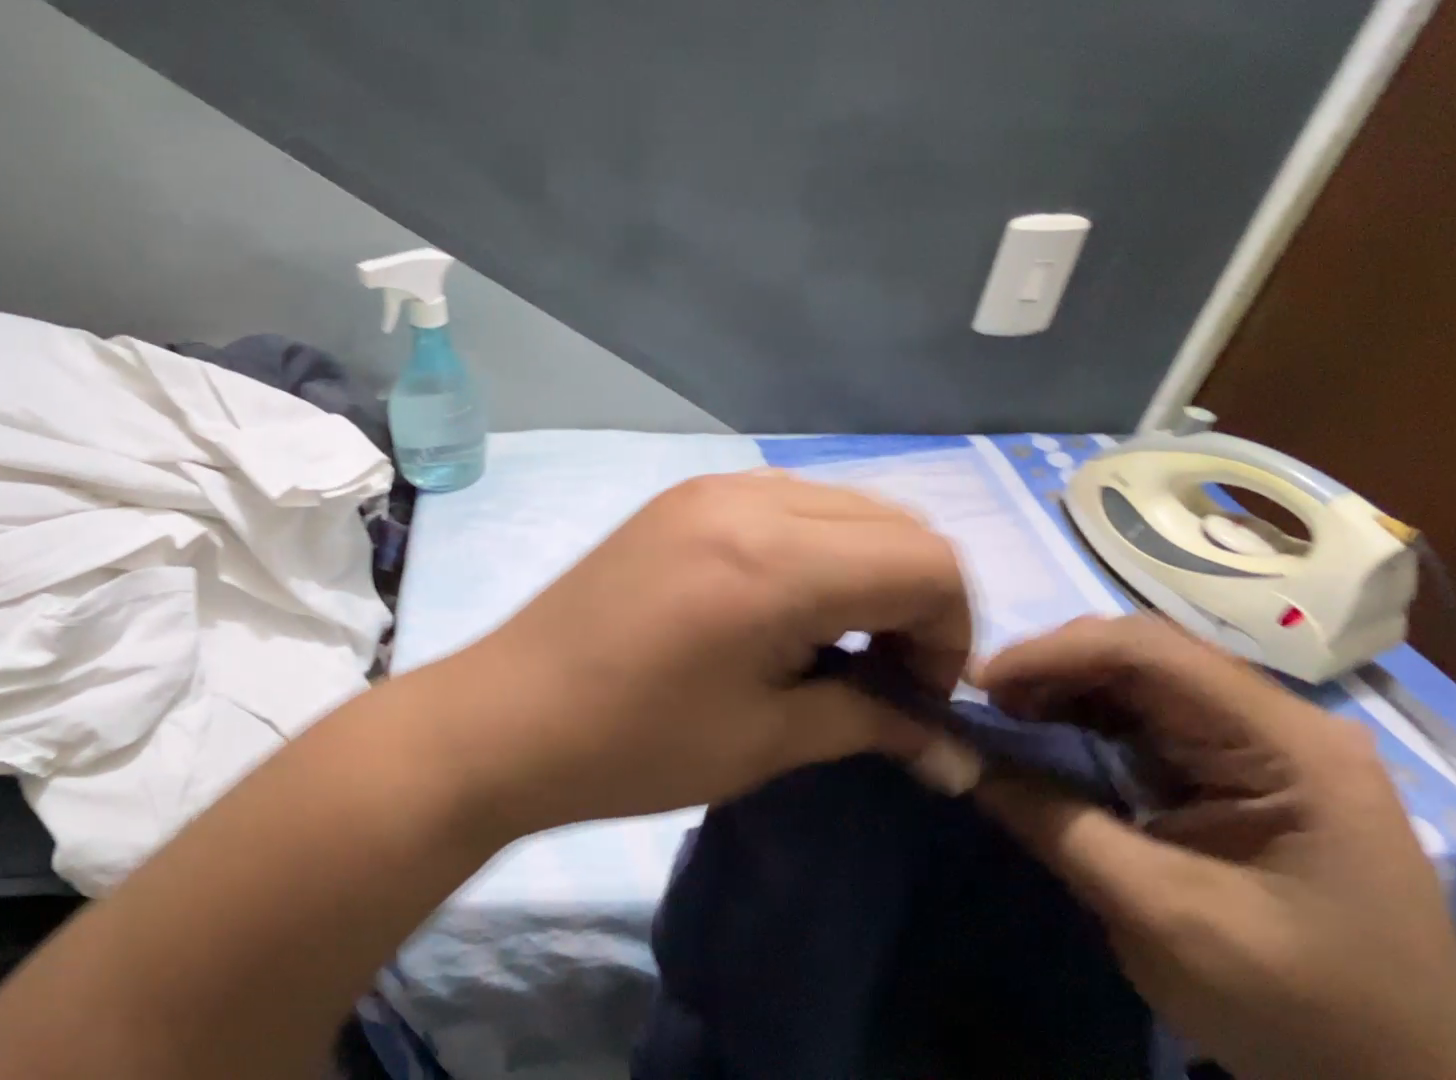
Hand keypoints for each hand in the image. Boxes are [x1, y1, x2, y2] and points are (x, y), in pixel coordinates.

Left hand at [425, 470, 971, 834]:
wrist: (506, 718)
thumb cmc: (633, 746)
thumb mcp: (764, 742)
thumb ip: (869, 721)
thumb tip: (948, 745)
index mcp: (777, 561)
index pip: (927, 564)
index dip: (949, 634)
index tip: (918, 695)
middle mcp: (750, 499)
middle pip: (895, 522)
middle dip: (916, 597)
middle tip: (886, 671)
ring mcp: (707, 488)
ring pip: (843, 505)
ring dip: (867, 568)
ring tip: (835, 642)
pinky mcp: (678, 499)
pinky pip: (786, 503)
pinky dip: (816, 548)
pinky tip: (784, 607)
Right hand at [974, 615, 1455, 1079]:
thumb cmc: (1291, 1003)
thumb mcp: (1162, 914)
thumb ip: (1059, 827)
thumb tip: (961, 760)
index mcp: (1288, 745)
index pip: (1153, 653)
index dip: (1054, 654)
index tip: (977, 682)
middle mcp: (1281, 727)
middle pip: (1149, 657)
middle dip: (1054, 668)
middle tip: (981, 700)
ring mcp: (1263, 751)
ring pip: (1144, 684)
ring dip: (1066, 692)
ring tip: (1001, 715)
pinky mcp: (1239, 777)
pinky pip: (1151, 725)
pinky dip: (1087, 723)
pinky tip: (1045, 736)